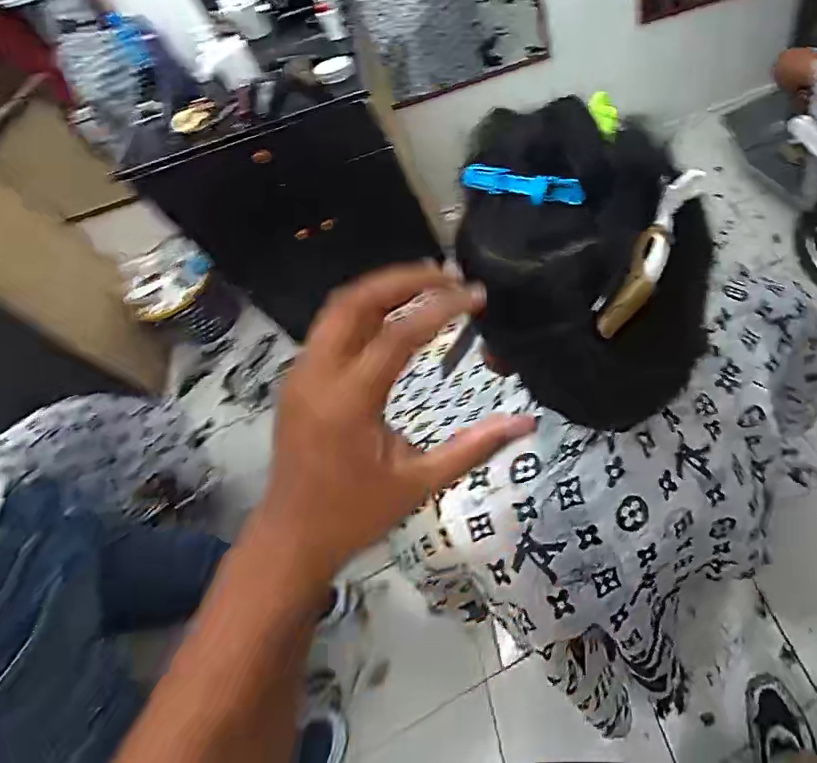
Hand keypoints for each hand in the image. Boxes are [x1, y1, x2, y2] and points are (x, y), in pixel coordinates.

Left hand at [252, 264, 534, 581]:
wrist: (288, 541)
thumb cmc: (355, 514)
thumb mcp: (421, 483)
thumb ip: (475, 447)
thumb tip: (527, 422)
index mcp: (348, 402)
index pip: (398, 333)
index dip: (442, 308)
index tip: (477, 295)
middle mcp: (317, 377)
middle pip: (356, 302)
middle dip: (404, 279)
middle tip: (450, 275)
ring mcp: (302, 374)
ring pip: (340, 307)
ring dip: (385, 288)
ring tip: (431, 281)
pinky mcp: (301, 377)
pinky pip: (334, 324)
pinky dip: (369, 306)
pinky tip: (401, 308)